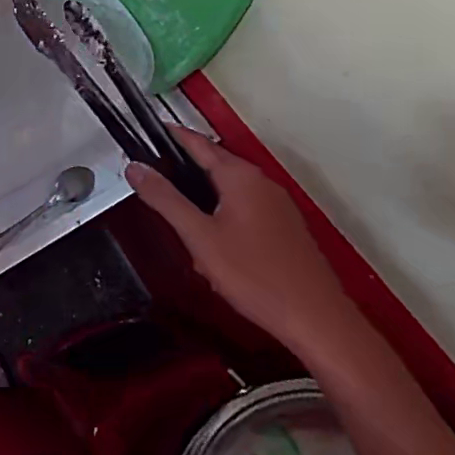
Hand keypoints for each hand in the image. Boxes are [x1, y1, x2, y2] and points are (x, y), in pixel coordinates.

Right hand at [126, 127, 358, 350]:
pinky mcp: (286, 229)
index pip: (198, 143)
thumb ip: (164, 199)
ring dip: (204, 203)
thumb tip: (136, 168)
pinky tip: (214, 250)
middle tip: (156, 188)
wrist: (318, 322)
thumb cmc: (256, 276)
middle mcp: (262, 183)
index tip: (147, 132)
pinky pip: (245, 210)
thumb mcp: (199, 237)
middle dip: (184, 176)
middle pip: (214, 166)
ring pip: (229, 192)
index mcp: (241, 176)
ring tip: (183, 228)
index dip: (170, 136)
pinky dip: (223, 219)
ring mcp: (278, 206)